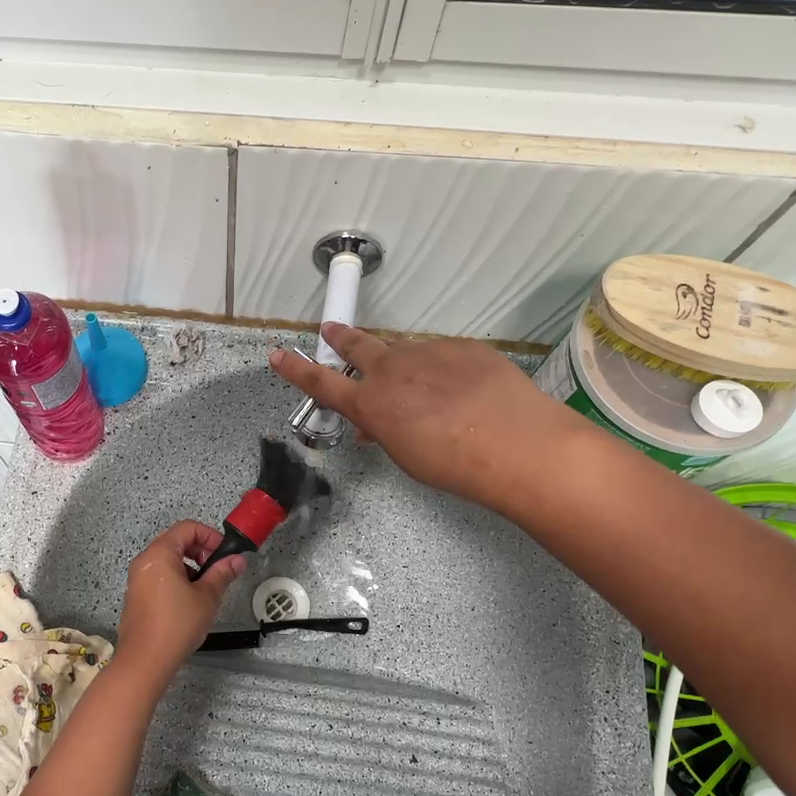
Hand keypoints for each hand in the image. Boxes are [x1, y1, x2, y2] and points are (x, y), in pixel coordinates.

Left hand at [115, 521, 246, 677]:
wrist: (145, 660)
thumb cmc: (176, 624)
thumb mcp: (206, 597)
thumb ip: (222, 574)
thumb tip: (237, 560)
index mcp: (159, 553)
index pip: (187, 528)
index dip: (210, 536)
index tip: (225, 554)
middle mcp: (144, 560)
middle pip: (175, 541)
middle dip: (200, 551)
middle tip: (217, 570)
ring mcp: (137, 579)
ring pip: (167, 560)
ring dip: (189, 567)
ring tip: (205, 590)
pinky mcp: (136, 595)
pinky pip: (159, 576)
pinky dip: (176, 579)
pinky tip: (188, 603)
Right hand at [270, 323, 590, 512]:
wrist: (516, 444)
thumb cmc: (453, 464)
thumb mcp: (406, 455)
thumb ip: (385, 432)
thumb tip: (376, 423)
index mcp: (371, 403)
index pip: (321, 383)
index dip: (297, 370)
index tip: (279, 355)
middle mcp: (393, 370)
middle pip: (358, 346)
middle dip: (341, 338)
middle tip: (332, 330)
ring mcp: (429, 352)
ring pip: (406, 353)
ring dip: (404, 364)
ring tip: (423, 387)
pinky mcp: (463, 347)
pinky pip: (444, 356)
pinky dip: (445, 370)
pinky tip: (465, 392)